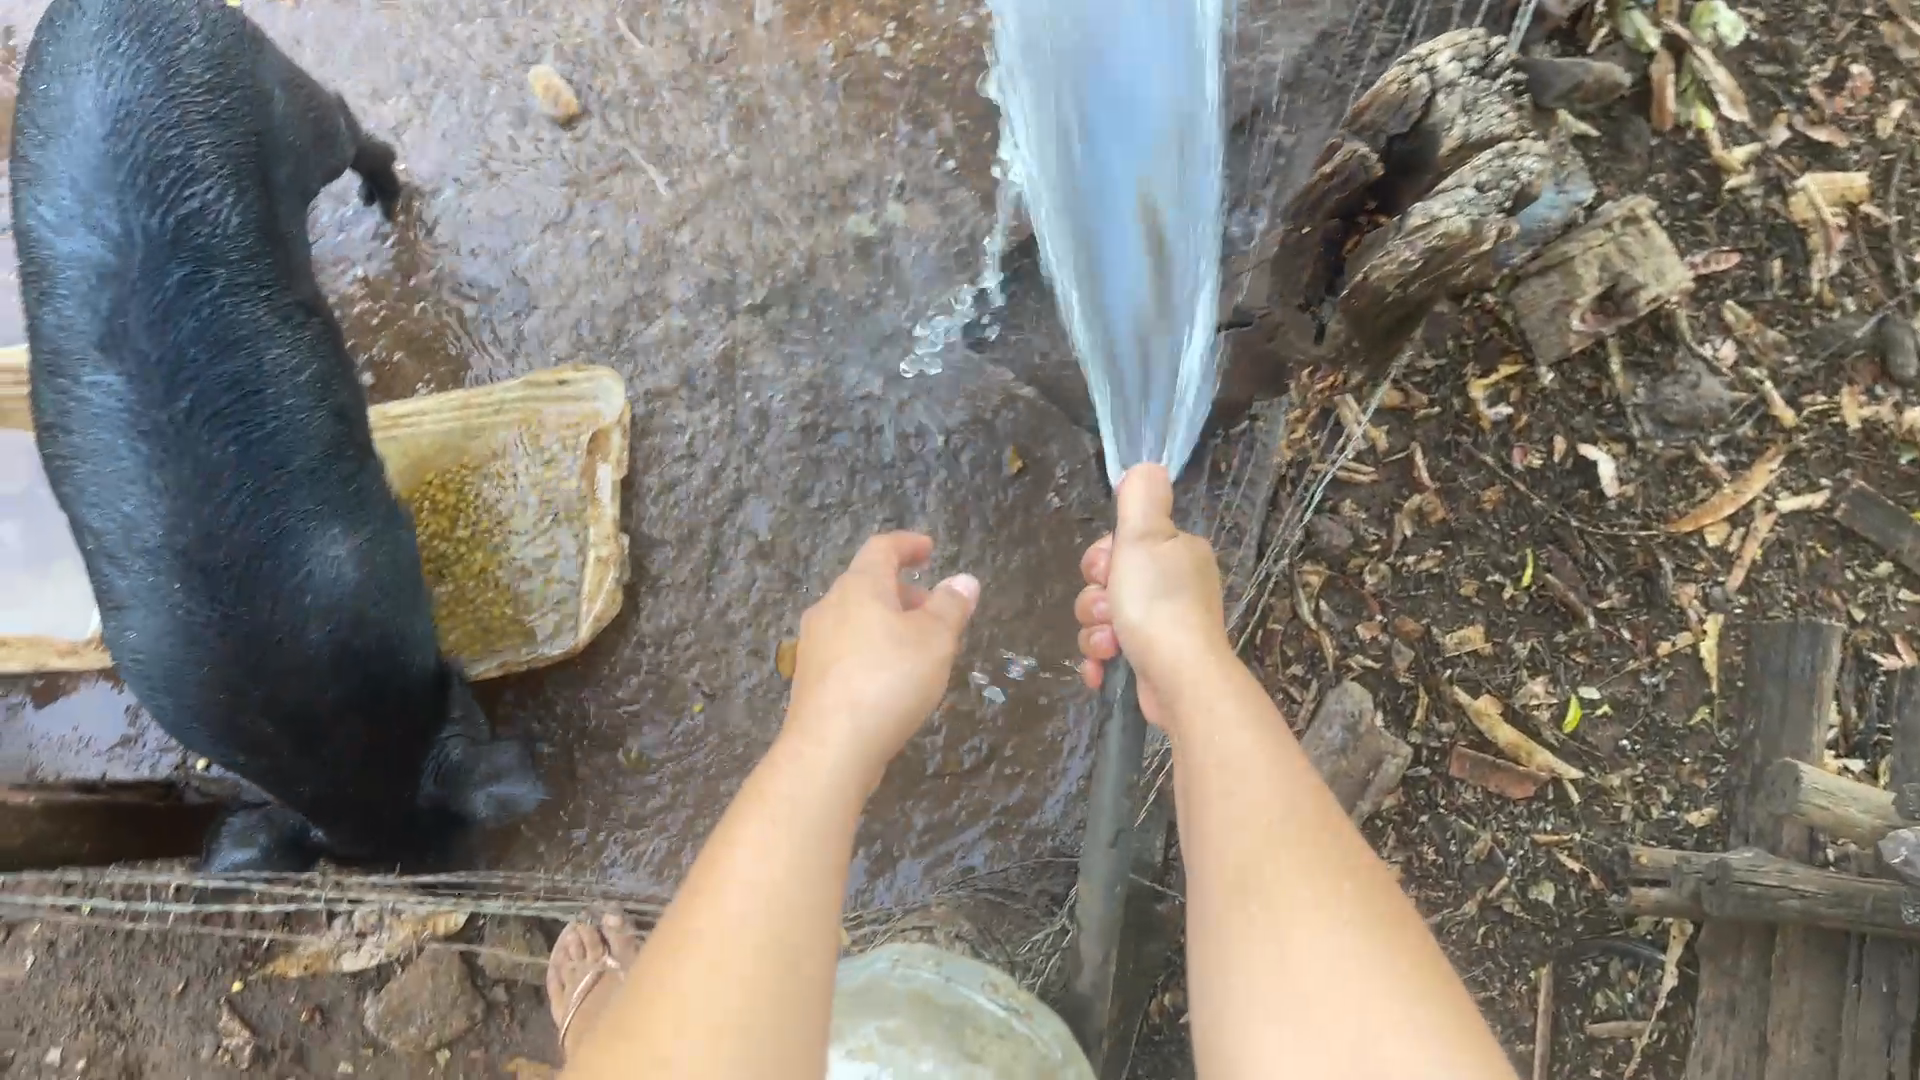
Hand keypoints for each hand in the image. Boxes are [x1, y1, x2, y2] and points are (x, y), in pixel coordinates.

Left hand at [784, 532, 979, 791]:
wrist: (830, 748)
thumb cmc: (888, 681)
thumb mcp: (935, 640)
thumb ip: (951, 607)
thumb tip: (964, 580)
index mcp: (859, 587)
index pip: (882, 549)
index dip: (908, 544)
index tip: (929, 550)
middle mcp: (829, 607)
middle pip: (867, 584)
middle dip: (904, 592)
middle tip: (935, 611)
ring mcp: (814, 643)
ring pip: (857, 619)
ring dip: (889, 623)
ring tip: (921, 650)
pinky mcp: (811, 678)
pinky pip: (847, 648)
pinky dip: (873, 649)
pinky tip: (892, 680)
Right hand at [1074, 465, 1230, 731]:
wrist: (1180, 680)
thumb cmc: (1158, 604)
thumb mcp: (1144, 538)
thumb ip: (1139, 498)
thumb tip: (1146, 466)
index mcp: (1177, 553)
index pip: (1122, 543)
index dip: (1102, 558)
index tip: (1106, 570)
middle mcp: (1174, 586)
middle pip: (1108, 581)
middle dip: (1094, 598)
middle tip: (1107, 609)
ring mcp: (1164, 625)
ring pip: (1104, 617)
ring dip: (1094, 631)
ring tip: (1109, 644)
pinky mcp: (1152, 660)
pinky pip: (1110, 651)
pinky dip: (1101, 660)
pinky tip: (1102, 669)